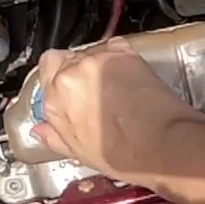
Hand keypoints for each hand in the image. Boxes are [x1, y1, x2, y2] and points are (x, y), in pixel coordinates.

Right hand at [32, 40, 197, 179]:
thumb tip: (40, 131)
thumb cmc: (126, 156)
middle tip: (92, 92)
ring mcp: (95, 60)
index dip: (59, 87)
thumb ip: (55, 137)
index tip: (71, 96)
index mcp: (54, 102)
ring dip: (95, 66)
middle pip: (62, 60)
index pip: (45, 78)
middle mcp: (69, 75)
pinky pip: (111, 47)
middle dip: (74, 73)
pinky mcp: (122, 52)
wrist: (164, 145)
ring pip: (86, 52)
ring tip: (113, 89)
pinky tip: (126, 79)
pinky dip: (116, 58)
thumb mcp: (81, 154)